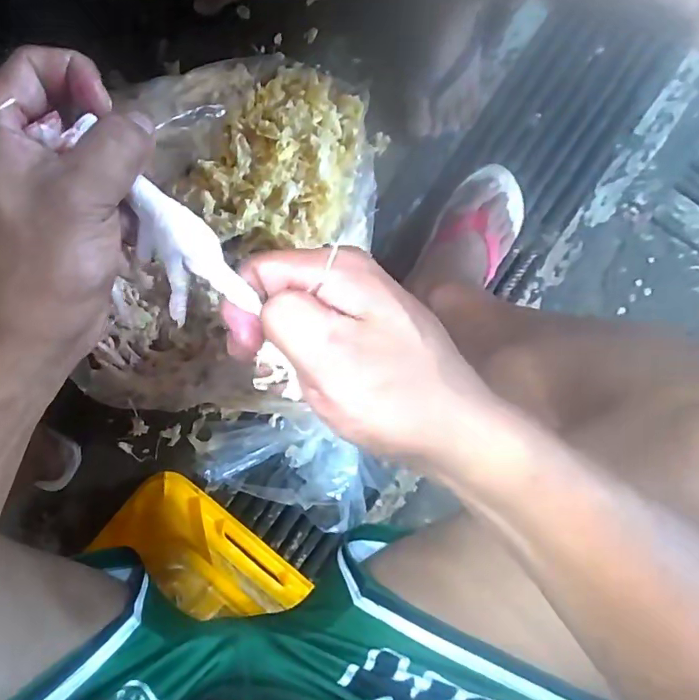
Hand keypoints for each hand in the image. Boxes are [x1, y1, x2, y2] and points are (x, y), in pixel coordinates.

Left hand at [0, 47, 153, 384]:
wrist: (32, 341)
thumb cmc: (47, 267)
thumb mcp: (85, 195)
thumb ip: (118, 144)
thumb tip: (142, 122)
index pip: (32, 67)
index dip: (75, 76)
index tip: (107, 115)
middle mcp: (10, 156)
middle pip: (65, 111)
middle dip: (106, 136)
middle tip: (125, 168)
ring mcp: (35, 190)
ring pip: (88, 155)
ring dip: (118, 176)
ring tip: (127, 208)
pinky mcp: (58, 221)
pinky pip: (94, 191)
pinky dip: (116, 205)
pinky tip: (123, 234)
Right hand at [220, 248, 499, 462]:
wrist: (456, 432)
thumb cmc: (388, 396)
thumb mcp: (324, 352)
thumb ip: (280, 313)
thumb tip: (257, 300)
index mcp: (340, 268)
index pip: (260, 268)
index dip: (242, 307)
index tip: (249, 352)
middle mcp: (354, 273)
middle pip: (280, 290)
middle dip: (269, 331)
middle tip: (282, 374)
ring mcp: (369, 302)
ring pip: (302, 316)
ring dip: (295, 352)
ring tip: (318, 384)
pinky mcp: (377, 329)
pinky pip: (327, 334)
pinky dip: (318, 359)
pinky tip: (336, 384)